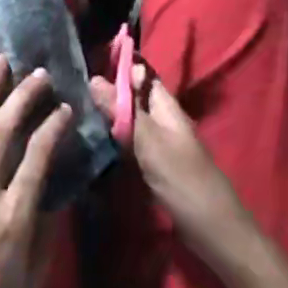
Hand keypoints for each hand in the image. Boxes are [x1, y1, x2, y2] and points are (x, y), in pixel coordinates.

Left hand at [0, 56, 75, 287]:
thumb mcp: (36, 271)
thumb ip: (47, 221)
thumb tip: (56, 179)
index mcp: (14, 218)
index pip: (38, 155)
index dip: (54, 125)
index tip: (66, 107)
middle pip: (5, 132)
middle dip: (25, 97)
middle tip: (40, 74)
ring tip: (1, 61)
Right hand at [90, 64, 252, 253]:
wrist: (215, 233)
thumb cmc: (184, 182)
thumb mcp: (150, 144)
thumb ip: (123, 112)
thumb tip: (93, 78)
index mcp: (167, 107)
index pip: (142, 73)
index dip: (120, 62)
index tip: (88, 54)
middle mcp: (164, 120)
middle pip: (134, 95)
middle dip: (109, 87)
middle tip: (72, 82)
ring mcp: (161, 144)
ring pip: (131, 118)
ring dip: (110, 111)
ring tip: (76, 104)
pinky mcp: (156, 166)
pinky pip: (132, 141)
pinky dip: (115, 135)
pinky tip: (95, 137)